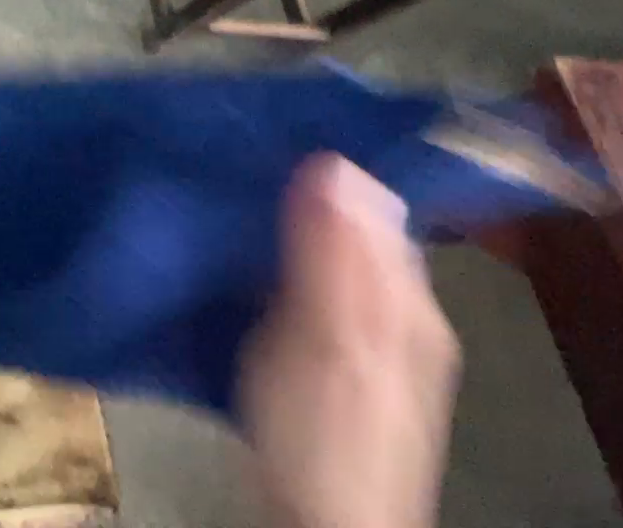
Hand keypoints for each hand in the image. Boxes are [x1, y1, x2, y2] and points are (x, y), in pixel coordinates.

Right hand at [238, 155, 460, 527]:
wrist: (317, 522)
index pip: (376, 206)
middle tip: (229, 159)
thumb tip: (336, 162)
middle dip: (298, 190)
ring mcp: (362, 336)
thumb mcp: (328, 341)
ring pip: (324, 254)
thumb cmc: (319, 430)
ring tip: (219, 194)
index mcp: (403, 299)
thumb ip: (334, 259)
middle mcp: (395, 309)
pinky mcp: (325, 355)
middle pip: (351, 228)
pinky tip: (228, 256)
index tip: (264, 134)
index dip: (327, 169)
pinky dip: (269, 259)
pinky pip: (300, 283)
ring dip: (280, 223)